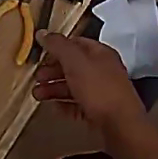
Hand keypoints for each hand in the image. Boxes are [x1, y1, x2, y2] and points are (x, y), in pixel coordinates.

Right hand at [33, 32, 149, 137]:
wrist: (120, 125)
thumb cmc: (99, 89)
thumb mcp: (75, 62)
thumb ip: (58, 46)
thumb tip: (42, 32)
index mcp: (100, 54)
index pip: (76, 44)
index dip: (57, 47)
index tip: (41, 53)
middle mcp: (103, 71)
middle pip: (73, 66)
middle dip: (52, 71)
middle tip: (37, 77)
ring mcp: (102, 93)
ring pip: (74, 86)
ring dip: (54, 89)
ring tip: (37, 95)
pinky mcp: (99, 112)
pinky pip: (78, 105)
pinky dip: (64, 105)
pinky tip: (54, 108)